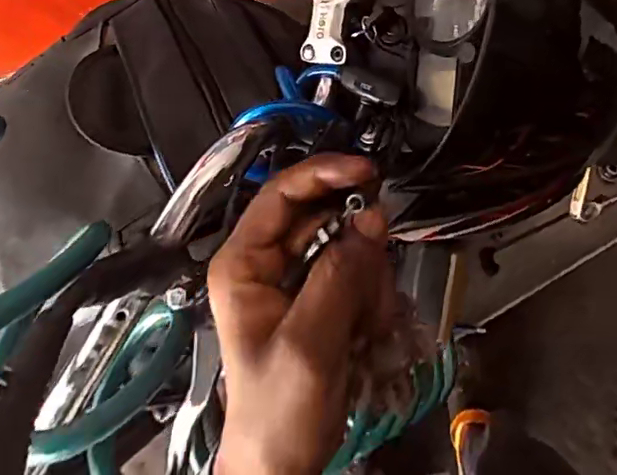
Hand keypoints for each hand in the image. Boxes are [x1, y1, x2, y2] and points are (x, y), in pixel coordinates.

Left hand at [208, 155, 391, 474]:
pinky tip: (367, 331)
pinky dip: (372, 296)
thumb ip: (340, 277)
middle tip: (373, 278)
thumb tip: (371, 219)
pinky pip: (358, 272)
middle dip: (356, 248)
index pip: (282, 192)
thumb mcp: (307, 344)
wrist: (283, 469)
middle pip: (324, 217)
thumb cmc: (277, 414)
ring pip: (348, 244)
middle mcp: (268, 260)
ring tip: (366, 325)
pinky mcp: (321, 297)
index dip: (324, 174)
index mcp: (243, 261)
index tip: (366, 173)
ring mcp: (297, 278)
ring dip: (368, 279)